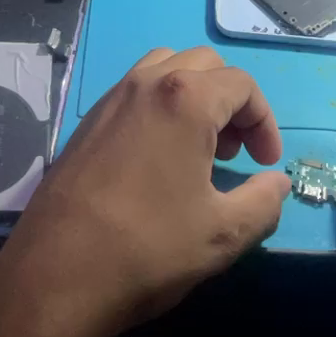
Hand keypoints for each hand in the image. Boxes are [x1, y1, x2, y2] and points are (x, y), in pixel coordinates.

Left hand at [0, 46, 288, 336]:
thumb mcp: (222, 234)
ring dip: (194, 94)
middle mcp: (148, 82)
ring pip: (166, 66)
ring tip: (198, 147)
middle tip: (235, 154)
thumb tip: (278, 183)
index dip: (264, 122)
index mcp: (186, 98)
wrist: (57, 272)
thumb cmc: (148, 248)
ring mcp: (113, 95)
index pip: (242, 85)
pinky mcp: (89, 117)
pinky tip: (158, 155)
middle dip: (231, 102)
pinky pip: (136, 88)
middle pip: (205, 65)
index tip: (265, 165)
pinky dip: (161, 103)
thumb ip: (263, 202)